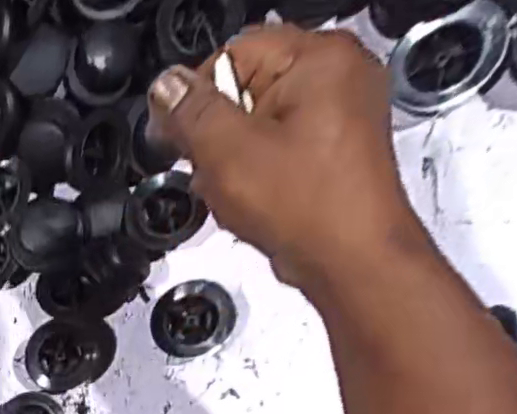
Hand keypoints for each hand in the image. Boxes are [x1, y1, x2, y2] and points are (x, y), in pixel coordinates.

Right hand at [147, 26, 430, 288]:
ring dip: (233, 162)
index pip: (232, 52)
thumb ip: (192, 114)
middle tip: (214, 171)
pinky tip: (254, 201)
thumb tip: (166, 86)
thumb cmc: (309, 207)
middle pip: (245, 90)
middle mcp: (337, 77)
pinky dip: (257, 176)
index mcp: (318, 59)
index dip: (195, 98)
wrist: (349, 258)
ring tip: (239, 192)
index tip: (178, 134)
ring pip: (258, 126)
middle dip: (216, 137)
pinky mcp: (333, 153)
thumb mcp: (228, 154)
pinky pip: (277, 152)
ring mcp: (339, 117)